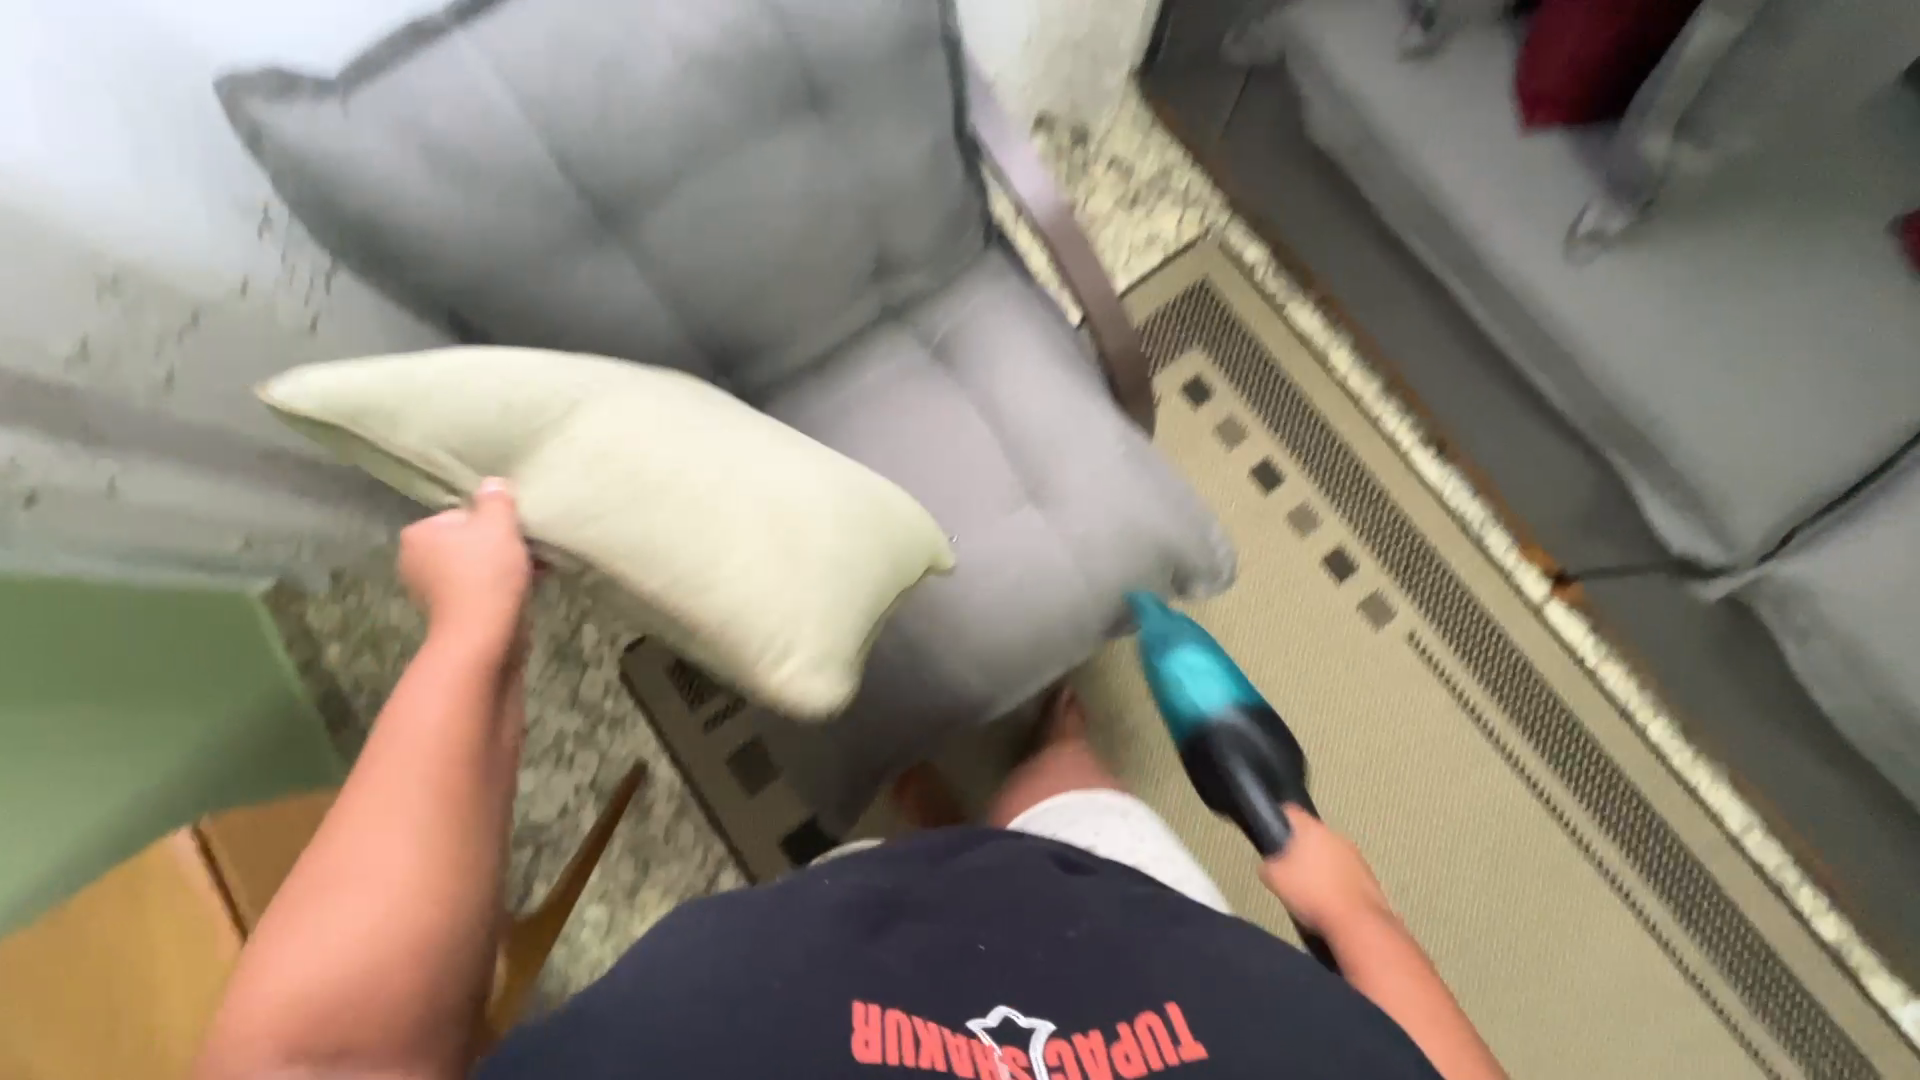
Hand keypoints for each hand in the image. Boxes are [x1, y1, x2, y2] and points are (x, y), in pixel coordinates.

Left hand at [397, 478, 532, 652]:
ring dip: (503, 566)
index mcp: (419, 533)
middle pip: (469, 541)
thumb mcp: (498, 525)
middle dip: (499, 545)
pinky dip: (500, 587)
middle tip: (529, 550)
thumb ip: (496, 500)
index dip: (494, 522)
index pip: (462, 515)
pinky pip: (479, 588)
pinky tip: (526, 588)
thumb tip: (493, 483)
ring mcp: (430, 589)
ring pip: (476, 565)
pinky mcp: (449, 612)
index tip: (516, 532)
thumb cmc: (486, 572)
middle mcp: (416, 559)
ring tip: (534, 569)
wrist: (484, 632)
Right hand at [1259, 805, 1394, 935]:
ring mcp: (1355, 854)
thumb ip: (1267, 865)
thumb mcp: (1274, 879)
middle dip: (1300, 847)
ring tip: (1310, 888)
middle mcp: (1335, 834)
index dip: (1276, 820)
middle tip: (1289, 868)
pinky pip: (1346, 871)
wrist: (1359, 924)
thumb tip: (1269, 864)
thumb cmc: (1311, 893)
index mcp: (1311, 828)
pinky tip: (1330, 900)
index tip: (1270, 835)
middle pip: (1311, 833)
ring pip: (1330, 852)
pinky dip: (1337, 880)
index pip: (1289, 811)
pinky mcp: (1370, 875)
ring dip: (1321, 864)